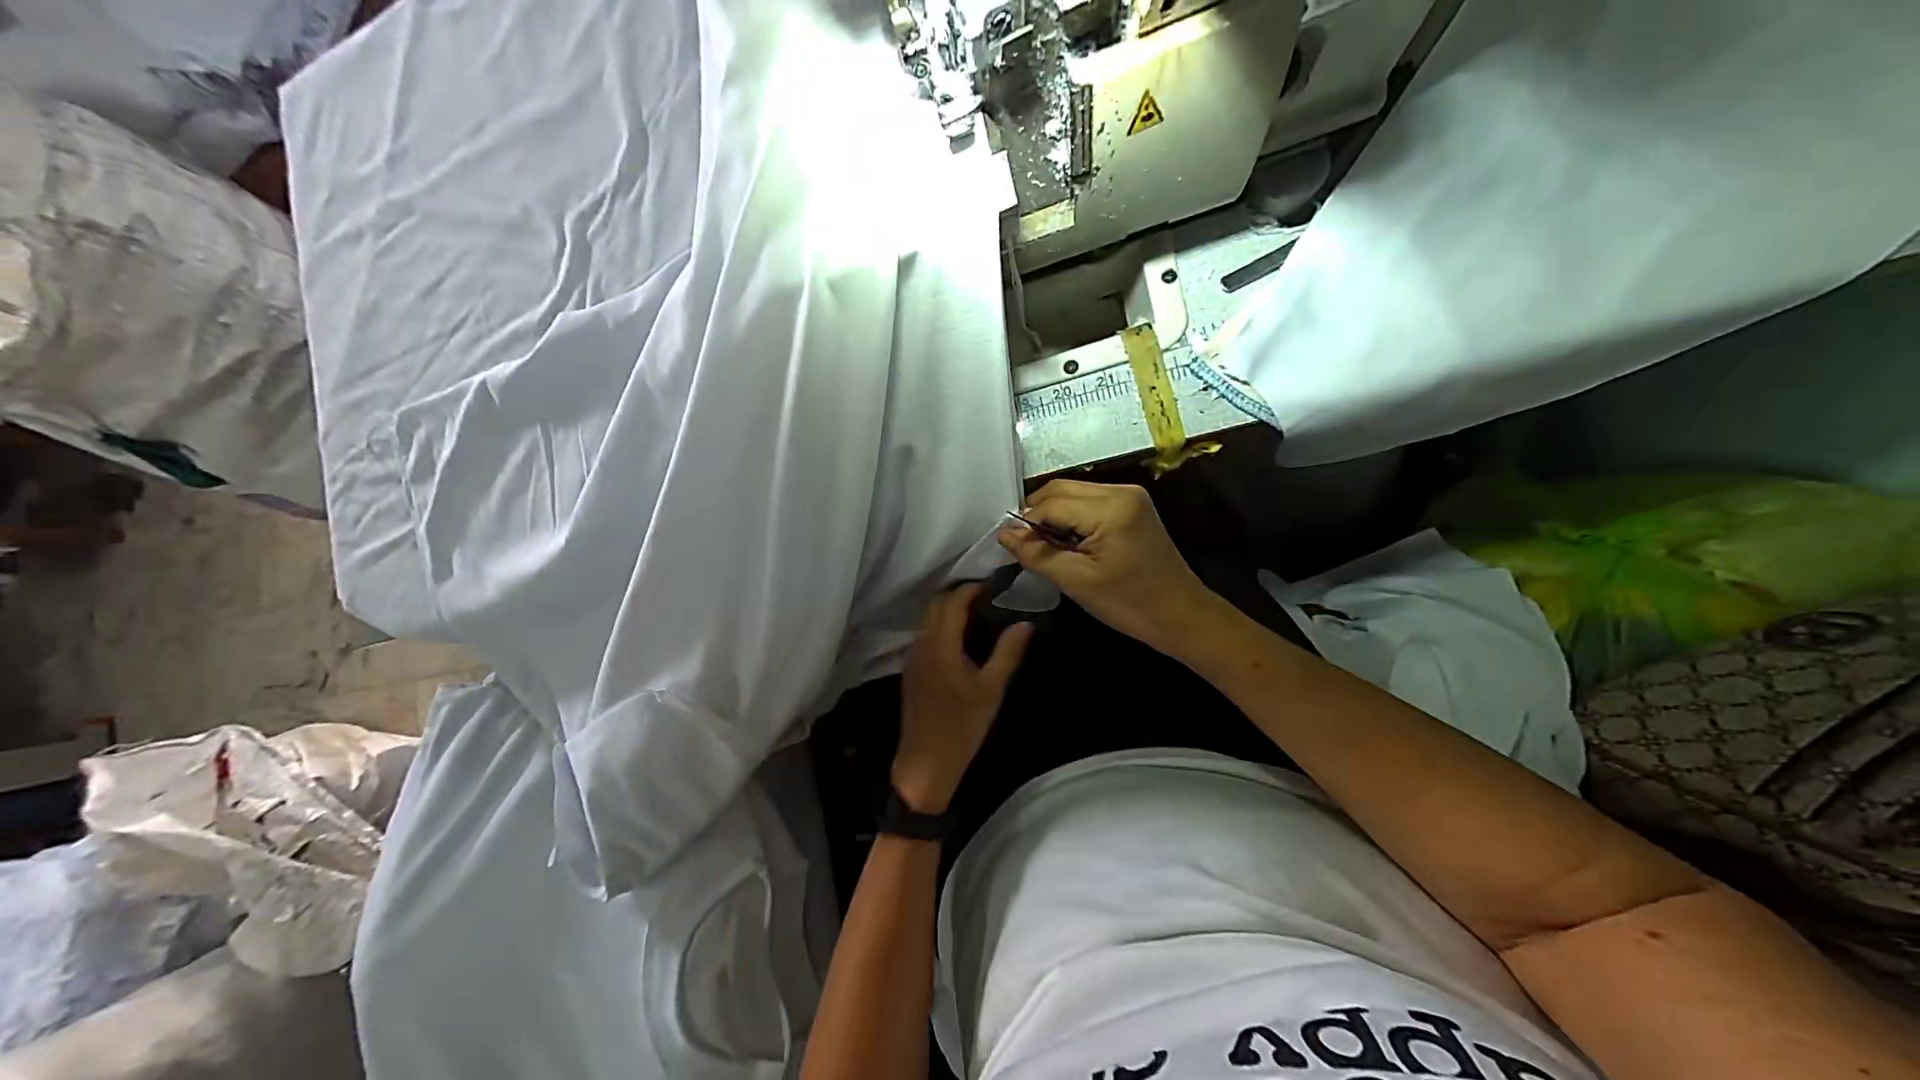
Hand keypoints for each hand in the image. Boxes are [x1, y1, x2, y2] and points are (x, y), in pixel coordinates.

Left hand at [892, 584, 1033, 813]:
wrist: (926, 761)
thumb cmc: (963, 726)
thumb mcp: (992, 688)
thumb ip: (1008, 652)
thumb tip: (1025, 623)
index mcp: (940, 645)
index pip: (953, 601)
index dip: (972, 589)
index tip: (995, 589)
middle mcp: (921, 644)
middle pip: (936, 604)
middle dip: (960, 596)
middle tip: (989, 600)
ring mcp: (912, 657)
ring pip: (928, 620)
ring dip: (950, 611)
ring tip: (979, 617)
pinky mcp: (911, 670)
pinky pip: (925, 636)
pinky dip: (942, 628)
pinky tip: (962, 642)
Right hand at [998, 480, 1227, 655]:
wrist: (1181, 616)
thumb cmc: (1129, 603)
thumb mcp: (1077, 581)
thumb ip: (1037, 554)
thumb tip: (1005, 534)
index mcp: (1111, 507)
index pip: (1051, 504)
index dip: (1025, 523)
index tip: (1010, 547)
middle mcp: (1120, 490)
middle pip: (1060, 489)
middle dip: (1037, 514)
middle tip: (1024, 546)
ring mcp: (1129, 496)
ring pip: (1073, 493)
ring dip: (1053, 515)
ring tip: (1044, 547)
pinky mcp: (1132, 506)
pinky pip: (1088, 501)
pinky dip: (1070, 517)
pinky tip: (1066, 542)